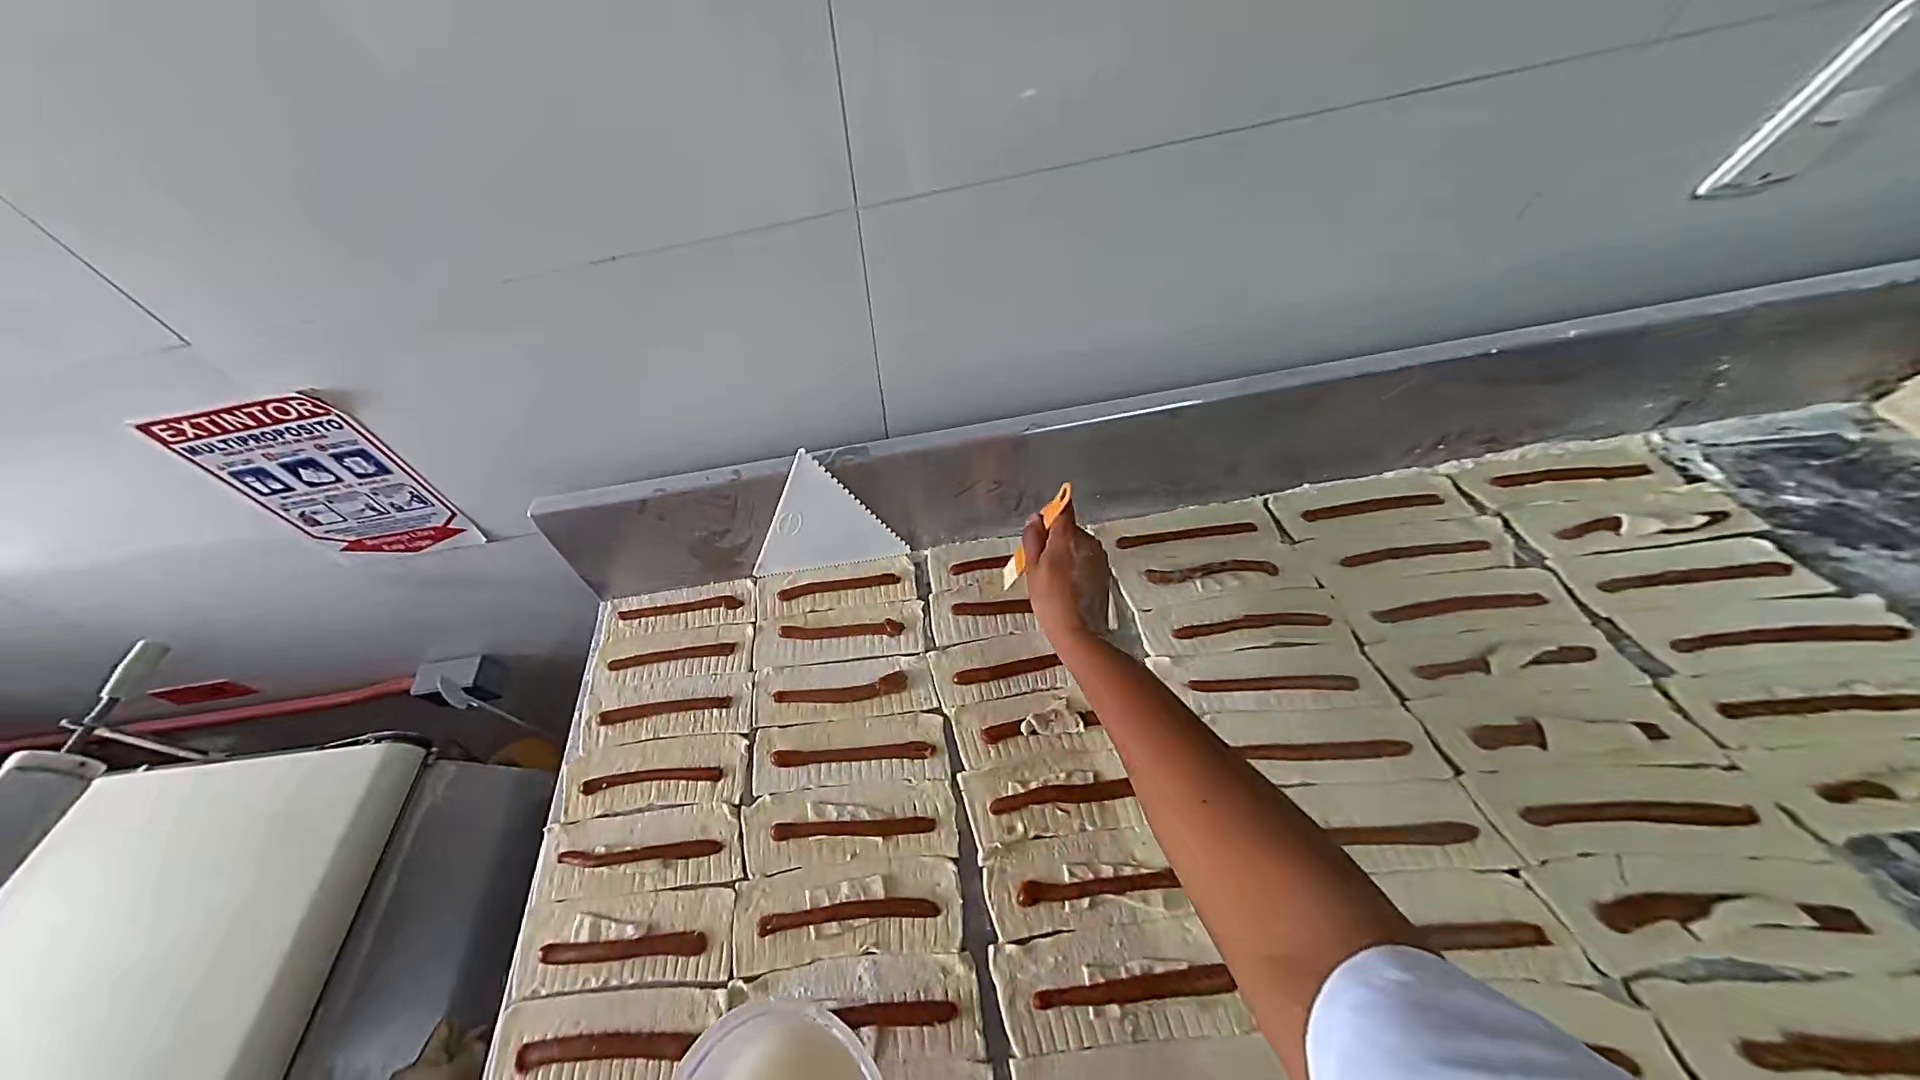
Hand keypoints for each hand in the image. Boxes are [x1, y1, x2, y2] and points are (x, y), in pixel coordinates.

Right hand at [1020, 501, 1109, 643]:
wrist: (1077, 629)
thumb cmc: (1050, 599)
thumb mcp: (1032, 568)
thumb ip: (1033, 539)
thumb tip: (1035, 518)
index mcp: (1068, 537)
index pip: (1063, 509)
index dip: (1050, 514)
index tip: (1039, 527)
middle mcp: (1088, 541)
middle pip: (1069, 528)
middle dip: (1054, 538)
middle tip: (1040, 560)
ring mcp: (1099, 556)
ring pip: (1077, 544)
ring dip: (1065, 552)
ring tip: (1052, 576)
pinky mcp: (1103, 570)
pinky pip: (1086, 558)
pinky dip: (1075, 564)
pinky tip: (1066, 583)